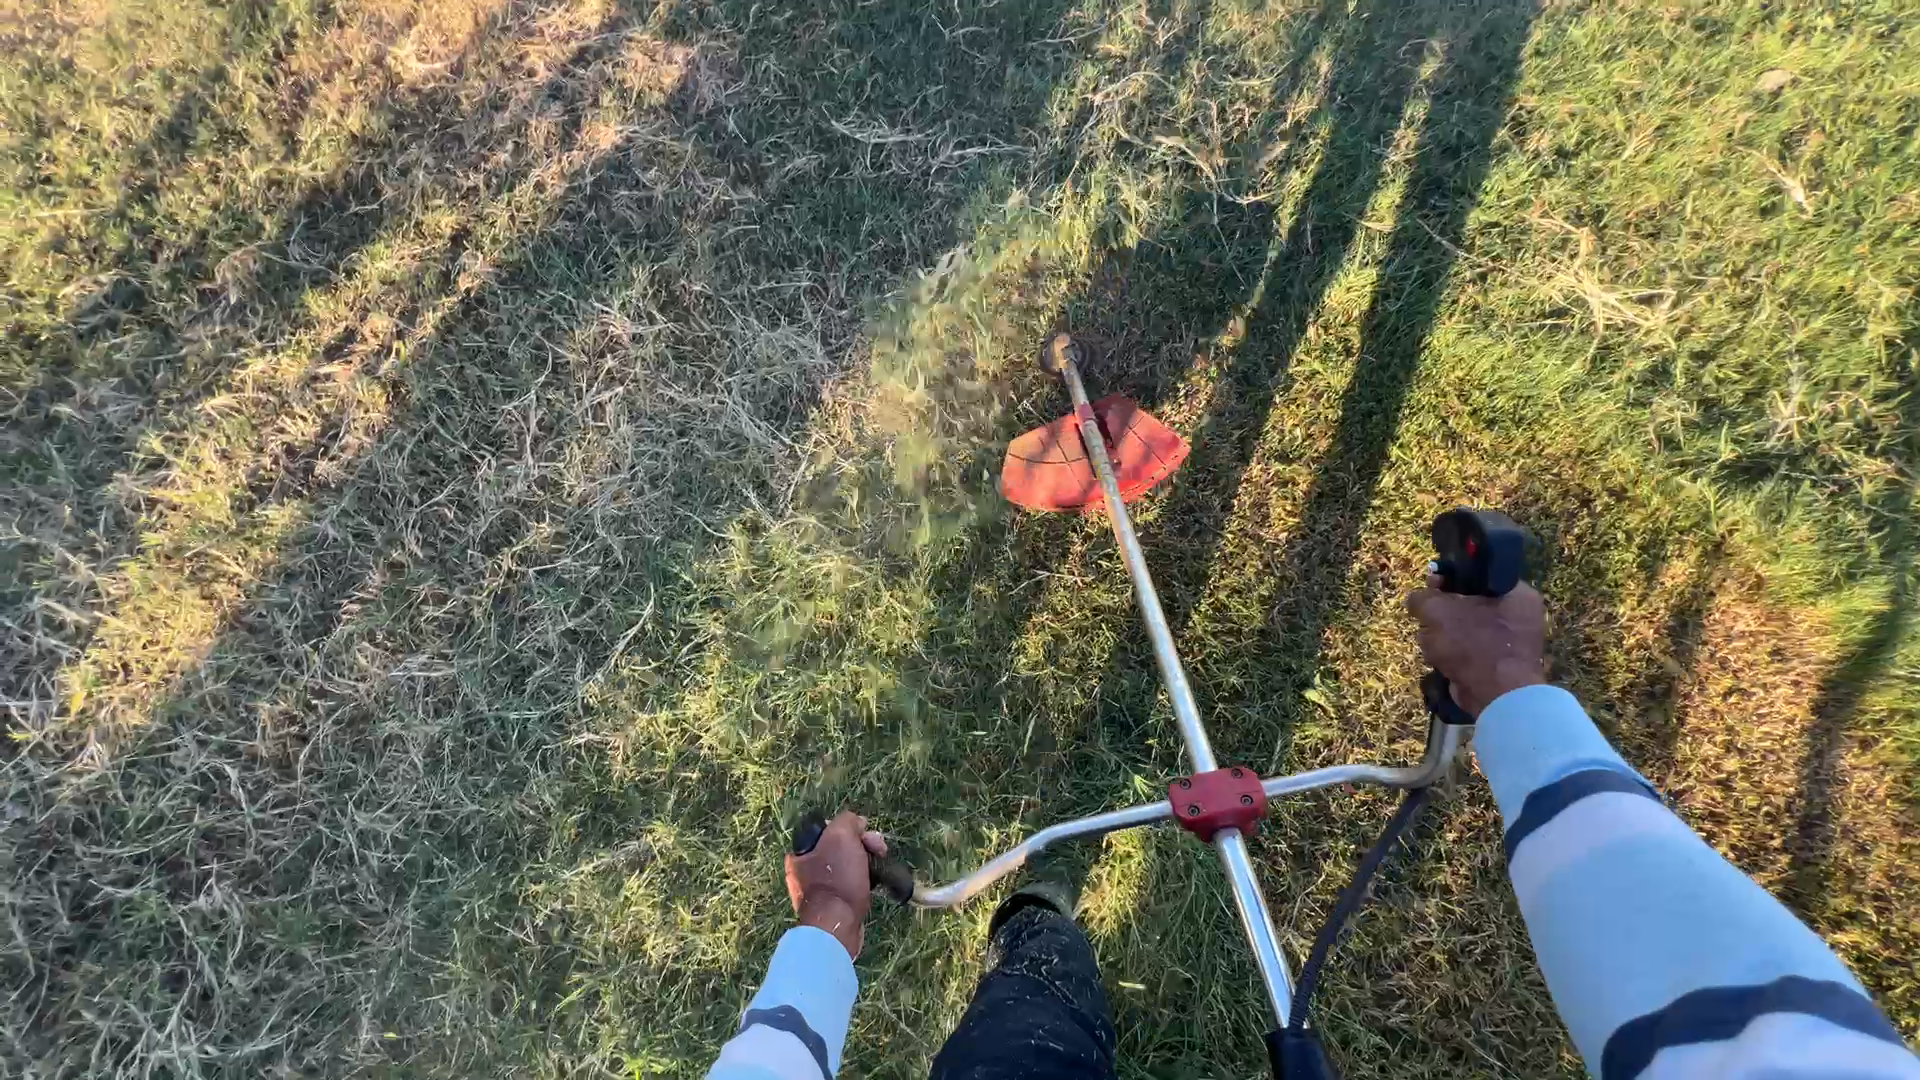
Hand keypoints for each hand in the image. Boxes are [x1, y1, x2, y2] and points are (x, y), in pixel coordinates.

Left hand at [784, 811, 888, 958]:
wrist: (837, 926)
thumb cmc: (838, 879)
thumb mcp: (841, 836)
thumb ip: (847, 821)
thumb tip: (857, 823)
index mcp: (801, 851)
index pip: (831, 828)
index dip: (852, 828)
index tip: (866, 835)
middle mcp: (804, 869)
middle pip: (841, 846)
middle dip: (864, 844)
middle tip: (879, 851)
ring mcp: (817, 888)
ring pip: (847, 864)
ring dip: (866, 861)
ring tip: (880, 867)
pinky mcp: (831, 905)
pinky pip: (849, 883)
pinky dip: (862, 880)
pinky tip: (873, 882)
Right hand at [1405, 576, 1547, 716]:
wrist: (1495, 695)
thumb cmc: (1471, 643)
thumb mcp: (1436, 610)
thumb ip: (1422, 597)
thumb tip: (1418, 599)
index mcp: (1517, 592)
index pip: (1476, 574)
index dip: (1448, 578)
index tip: (1430, 588)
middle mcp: (1521, 614)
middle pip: (1468, 602)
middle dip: (1442, 613)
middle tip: (1429, 620)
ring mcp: (1515, 640)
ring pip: (1465, 626)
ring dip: (1444, 635)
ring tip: (1434, 645)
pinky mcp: (1503, 662)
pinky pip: (1470, 647)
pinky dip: (1454, 652)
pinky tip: (1443, 659)